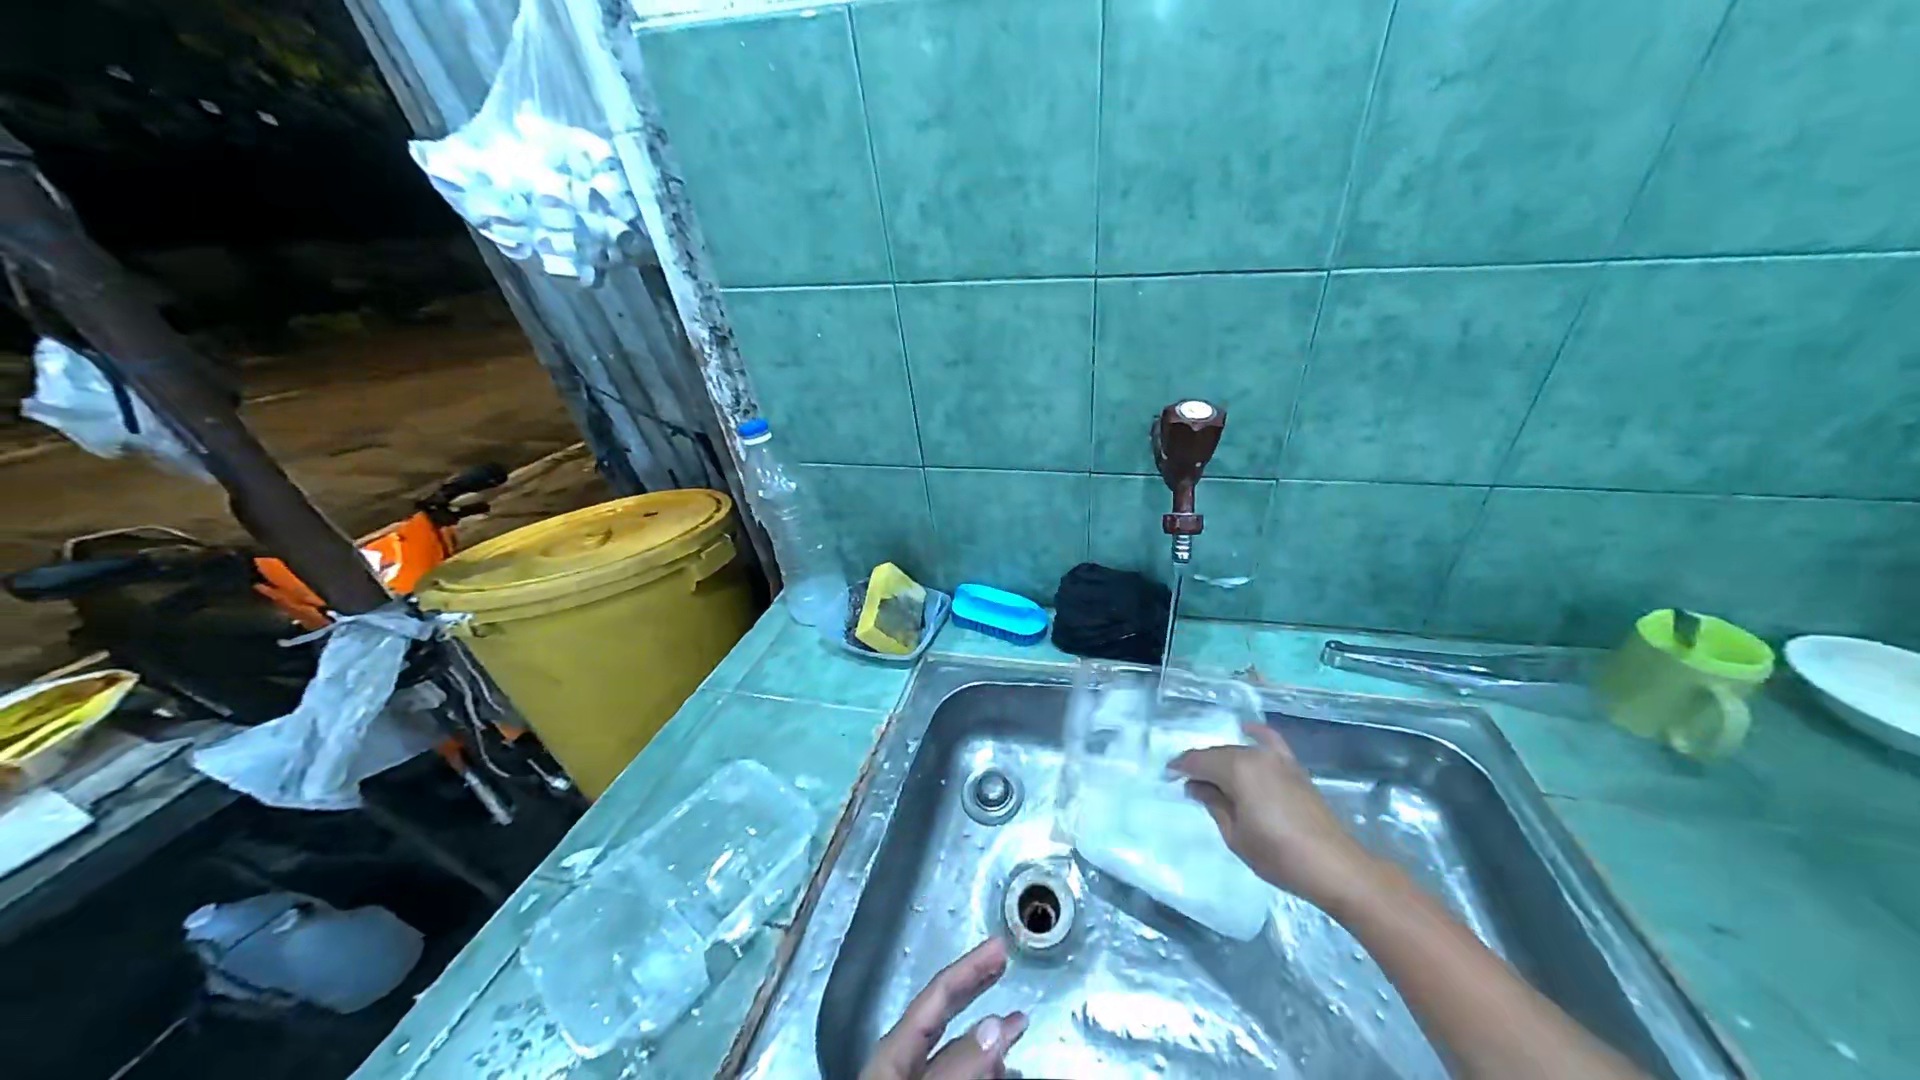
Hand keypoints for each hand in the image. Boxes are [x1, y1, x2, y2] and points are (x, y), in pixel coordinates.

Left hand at [860, 938, 1028, 1079]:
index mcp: (895, 1047)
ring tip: (1018, 1022)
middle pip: (945, 1011)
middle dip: (976, 984)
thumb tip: (996, 1025)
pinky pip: (959, 1074)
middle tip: (1004, 960)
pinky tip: (1004, 1068)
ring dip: (989, 1035)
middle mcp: (904, 1057)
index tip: (1000, 944)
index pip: (938, 993)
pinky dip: (984, 1068)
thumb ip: (958, 1063)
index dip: (970, 966)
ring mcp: (913, 1077)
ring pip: (956, 1048)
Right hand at [1170, 722, 1382, 908]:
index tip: (1167, 776)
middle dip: (1200, 765)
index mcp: (1236, 769)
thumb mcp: (1235, 834)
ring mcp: (1278, 759)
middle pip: (1218, 753)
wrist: (1335, 867)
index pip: (1198, 760)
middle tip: (1187, 781)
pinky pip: (1269, 742)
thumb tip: (1196, 785)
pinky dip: (1256, 735)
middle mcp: (1255, 755)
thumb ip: (1213, 803)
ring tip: (1212, 776)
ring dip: (1223, 760)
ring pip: (1239, 750)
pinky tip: (1247, 730)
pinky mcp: (1294, 767)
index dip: (1180, 767)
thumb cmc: (1278, 855)